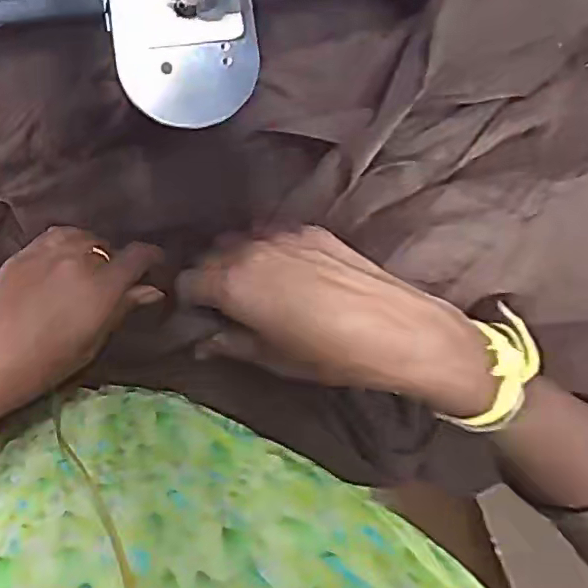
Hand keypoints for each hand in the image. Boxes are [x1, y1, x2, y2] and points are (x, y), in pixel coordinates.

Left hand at [0, 226, 164, 431]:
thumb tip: (149, 291)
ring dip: (91, 248)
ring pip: (81, 236)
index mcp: (101, 284)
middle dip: (118, 260)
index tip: (156, 267)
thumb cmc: (40, 368)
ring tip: (89, 270)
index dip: (152, 259)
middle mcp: (77, 257)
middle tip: (117, 283)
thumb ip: (120, 310)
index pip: (138, 256)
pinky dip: (66, 245)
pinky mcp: (21, 252)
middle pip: (108, 246)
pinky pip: (55, 237)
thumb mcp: (89, 344)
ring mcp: (46, 250)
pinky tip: (61, 264)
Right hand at [176, 227, 495, 417]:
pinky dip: (265, 248)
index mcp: (230, 283)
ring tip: (252, 281)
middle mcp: (248, 250)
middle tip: (223, 301)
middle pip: (208, 255)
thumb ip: (230, 344)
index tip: (199, 314)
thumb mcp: (272, 358)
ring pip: (238, 239)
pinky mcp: (309, 229)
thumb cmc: (329, 354)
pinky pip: (270, 233)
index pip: (186, 280)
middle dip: (208, 276)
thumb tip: (203, 343)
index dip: (188, 299)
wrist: (401, 331)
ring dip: (234, 258)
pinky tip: (284, 268)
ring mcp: (280, 235)